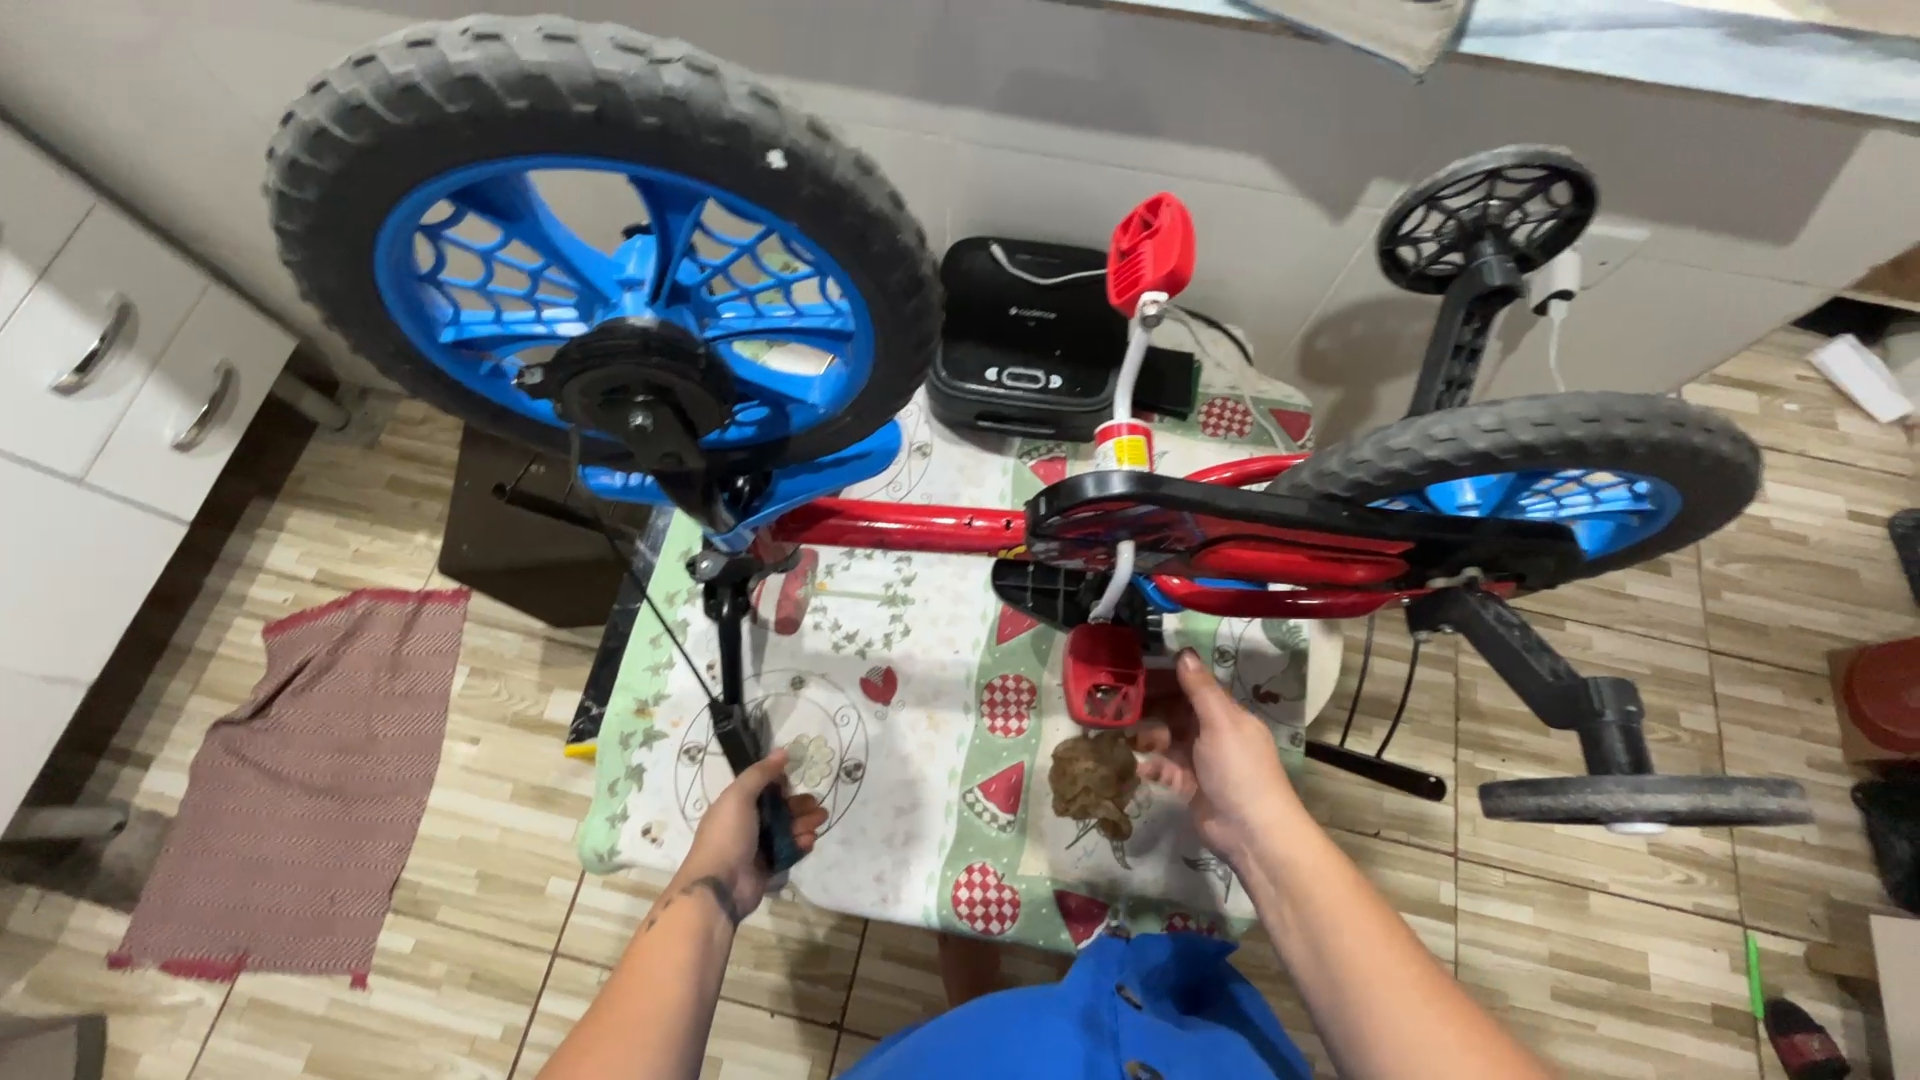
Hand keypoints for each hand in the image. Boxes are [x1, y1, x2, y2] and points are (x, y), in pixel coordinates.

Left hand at [674, 749, 828, 918]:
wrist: (719, 886)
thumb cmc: (727, 836)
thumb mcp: (739, 796)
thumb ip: (760, 773)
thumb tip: (782, 751)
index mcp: (735, 805)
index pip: (763, 789)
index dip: (780, 784)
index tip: (796, 781)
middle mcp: (746, 824)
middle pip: (779, 810)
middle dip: (799, 805)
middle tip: (817, 805)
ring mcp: (757, 847)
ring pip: (787, 830)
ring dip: (804, 823)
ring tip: (820, 821)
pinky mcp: (767, 867)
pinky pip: (788, 851)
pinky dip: (800, 845)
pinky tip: (810, 841)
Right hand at [1134, 649, 1308, 867]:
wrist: (1250, 831)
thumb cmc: (1239, 770)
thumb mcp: (1221, 723)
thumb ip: (1200, 690)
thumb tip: (1184, 652)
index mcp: (1228, 715)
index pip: (1195, 688)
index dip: (1168, 677)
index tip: (1137, 668)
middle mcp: (1213, 734)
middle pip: (1177, 713)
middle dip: (1151, 707)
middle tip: (1119, 701)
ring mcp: (1200, 761)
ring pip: (1167, 740)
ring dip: (1147, 736)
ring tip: (1122, 734)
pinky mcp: (1188, 785)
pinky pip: (1164, 767)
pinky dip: (1150, 765)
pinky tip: (1135, 764)